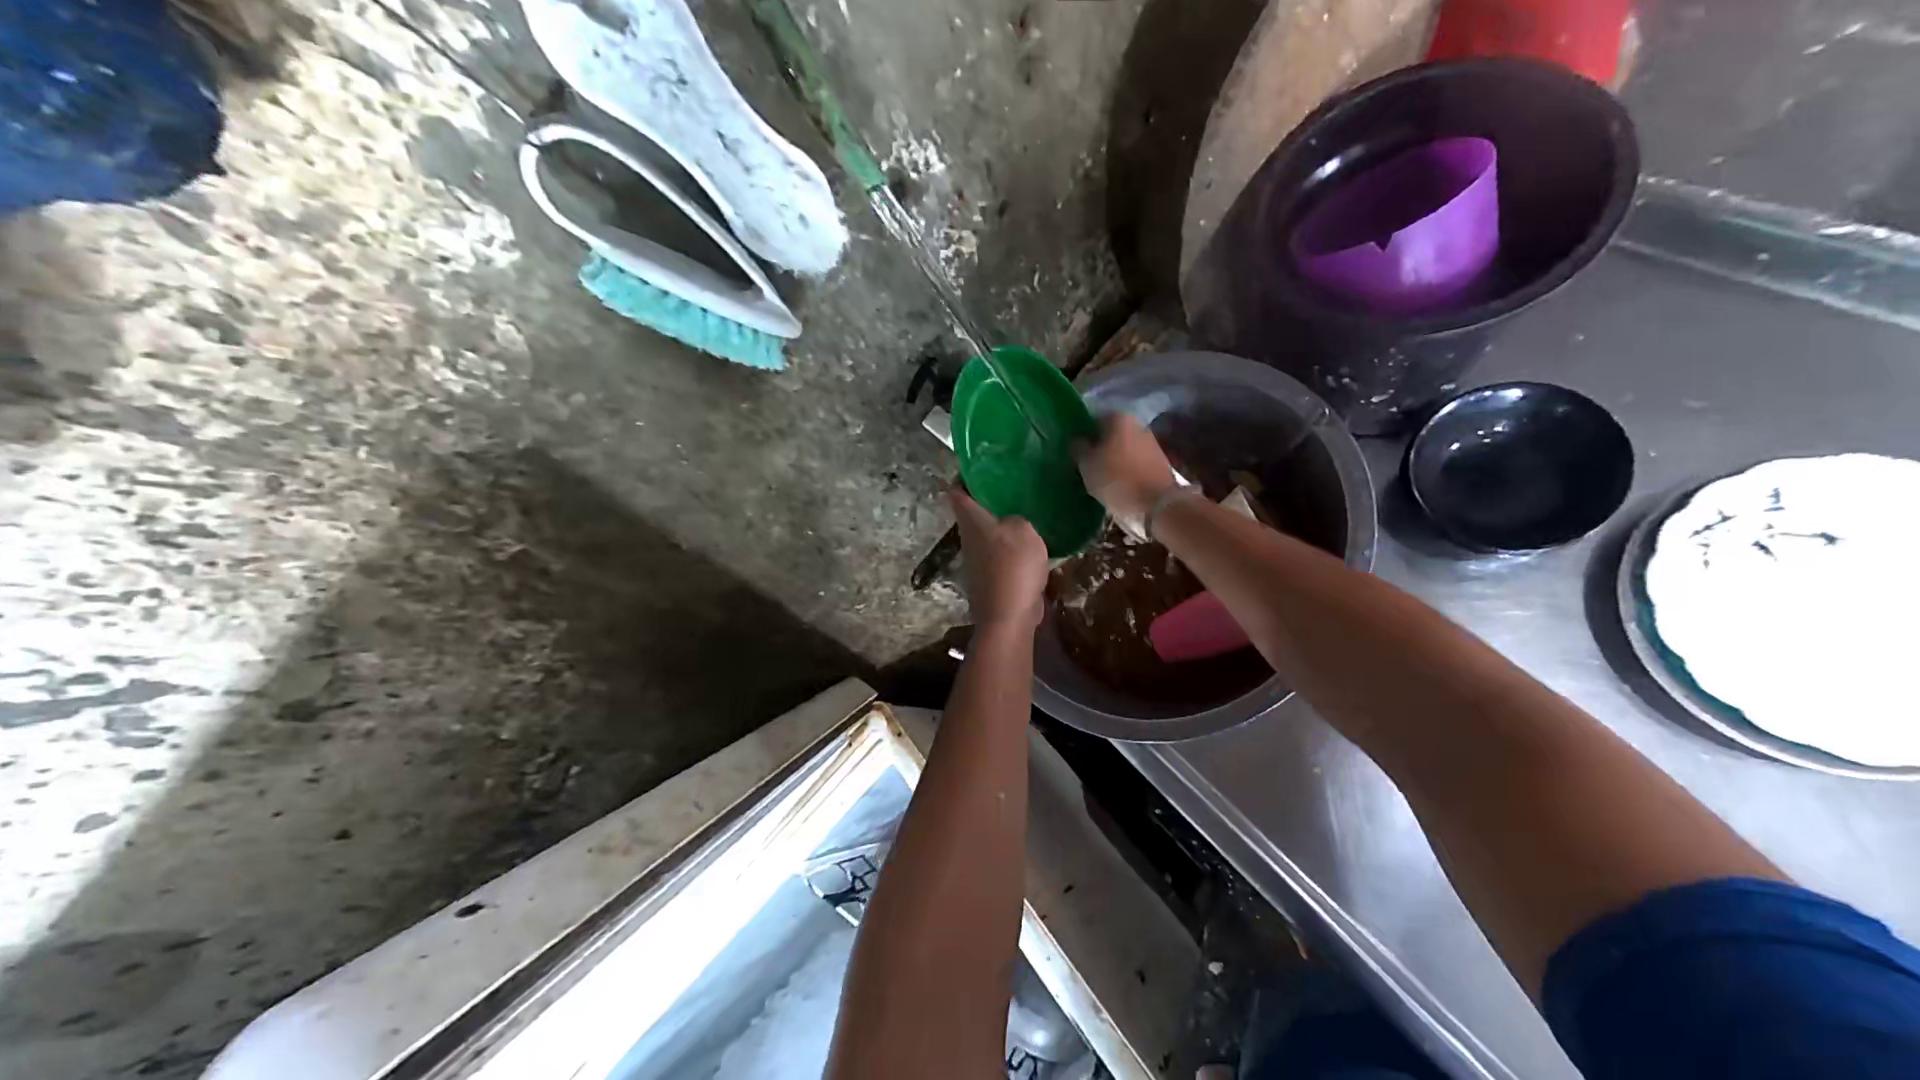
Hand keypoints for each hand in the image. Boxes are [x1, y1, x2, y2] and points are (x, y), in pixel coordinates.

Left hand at [949, 489, 1048, 631]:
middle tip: (1012, 485)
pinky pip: (1000, 555)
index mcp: (971, 521)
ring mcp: (977, 562)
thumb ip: (1016, 518)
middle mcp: (968, 539)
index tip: (979, 465)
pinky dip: (1011, 548)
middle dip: (988, 500)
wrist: (1008, 617)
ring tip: (1026, 511)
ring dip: (1002, 524)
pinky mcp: (991, 579)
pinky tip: (1031, 544)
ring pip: (987, 534)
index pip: (957, 491)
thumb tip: (1011, 522)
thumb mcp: (1024, 530)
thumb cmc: (1013, 566)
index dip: (964, 476)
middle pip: (972, 513)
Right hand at [1076, 414, 1176, 536]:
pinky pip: (1135, 462)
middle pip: (1110, 434)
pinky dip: (1125, 470)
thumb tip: (1077, 440)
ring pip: (1123, 448)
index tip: (1074, 450)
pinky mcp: (1160, 462)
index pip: (1093, 420)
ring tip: (1100, 478)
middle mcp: (1137, 424)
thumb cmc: (1116, 479)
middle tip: (1085, 465)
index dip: (1082, 434)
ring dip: (1113, 460)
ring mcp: (1151, 443)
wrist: (1158, 503)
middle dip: (1099, 447)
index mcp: (1118, 418)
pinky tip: (1118, 484)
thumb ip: (1079, 448)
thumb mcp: (1087, 465)